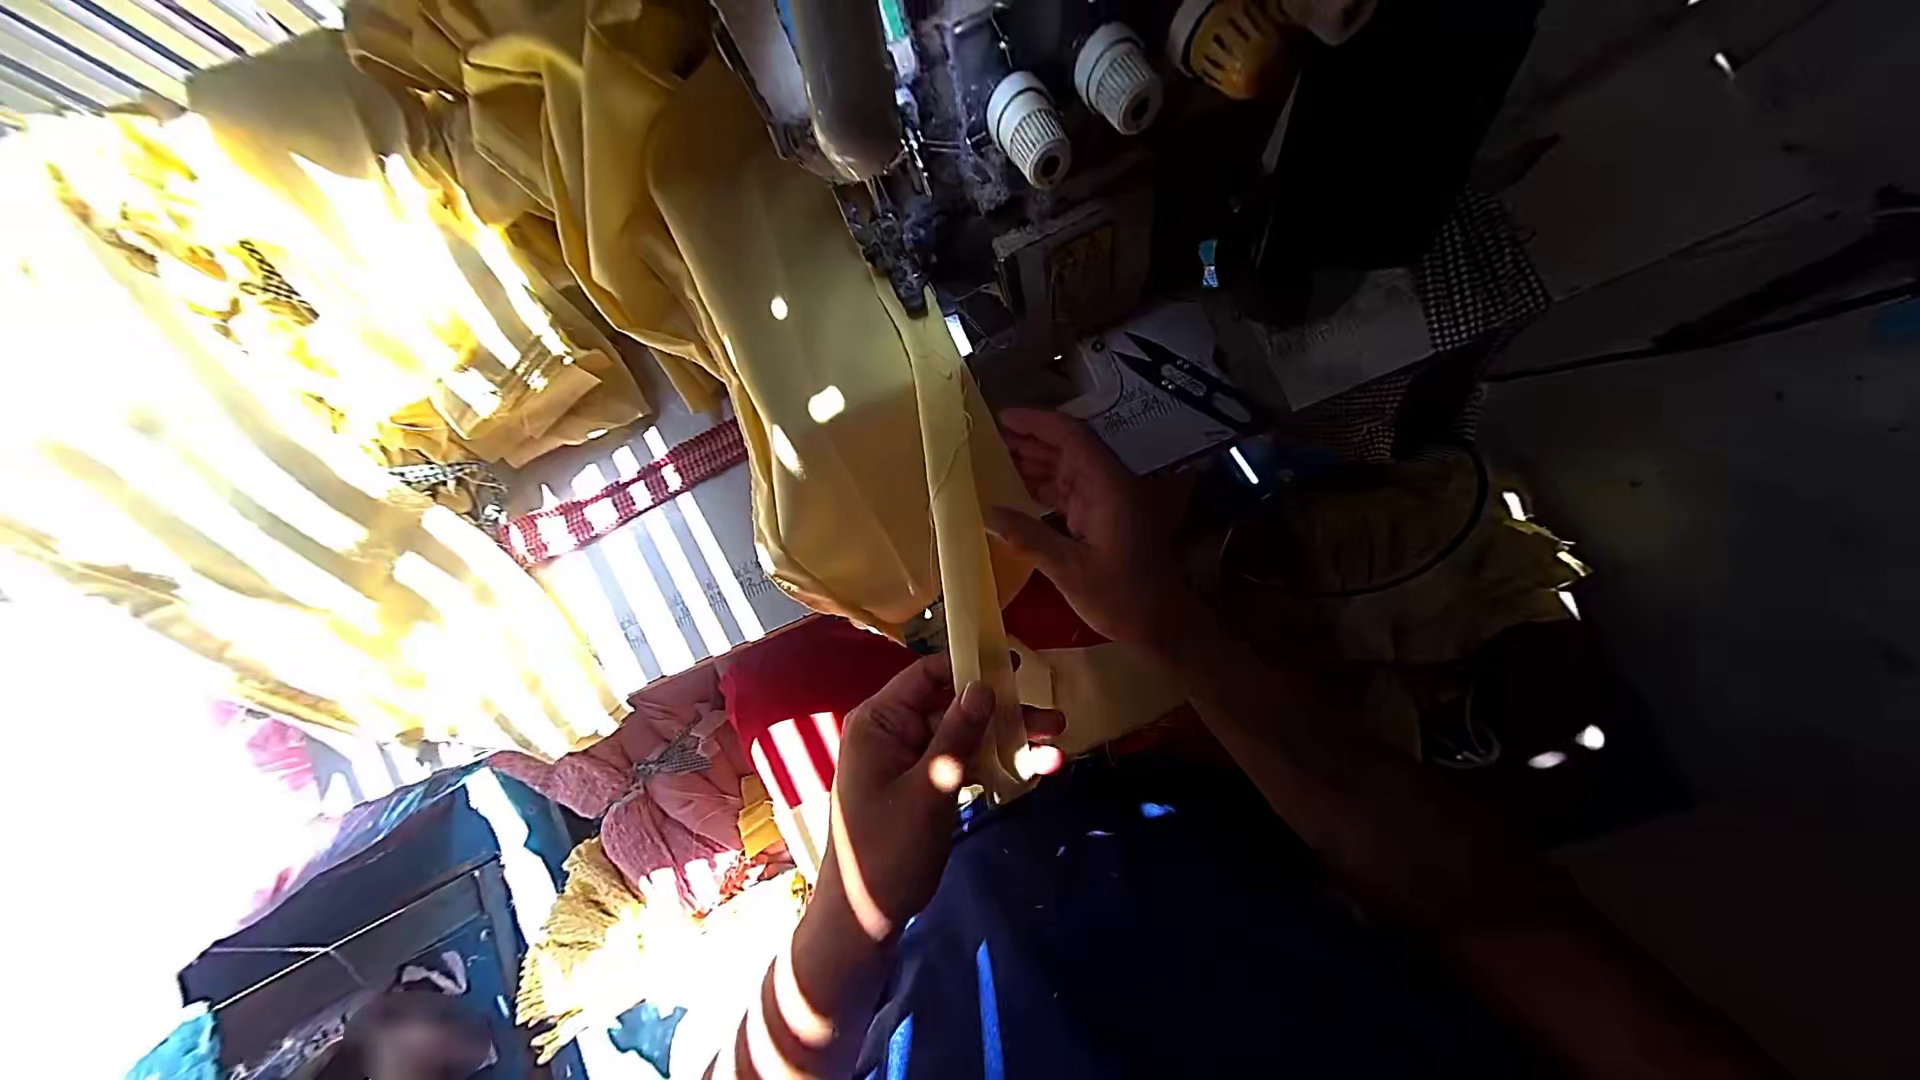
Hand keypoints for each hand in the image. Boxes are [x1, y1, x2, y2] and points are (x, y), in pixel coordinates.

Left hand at [827, 653, 1063, 938]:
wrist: (863, 922)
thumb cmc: (887, 851)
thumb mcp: (929, 790)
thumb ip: (957, 735)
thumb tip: (983, 685)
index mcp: (880, 721)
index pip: (927, 675)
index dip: (970, 667)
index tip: (1016, 668)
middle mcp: (895, 731)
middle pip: (955, 706)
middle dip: (1004, 714)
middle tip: (1053, 721)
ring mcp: (912, 758)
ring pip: (966, 736)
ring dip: (1009, 741)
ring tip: (1057, 749)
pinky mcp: (927, 783)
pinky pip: (964, 762)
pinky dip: (995, 765)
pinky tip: (1036, 770)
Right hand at [988, 408, 1200, 654]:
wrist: (1160, 623)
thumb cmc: (1121, 597)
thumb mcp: (1070, 571)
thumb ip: (1029, 537)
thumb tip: (989, 513)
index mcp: (1107, 487)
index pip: (1071, 437)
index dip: (1037, 422)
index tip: (1002, 416)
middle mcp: (1109, 484)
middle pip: (1067, 447)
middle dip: (1029, 439)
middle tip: (986, 437)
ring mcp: (1106, 499)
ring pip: (1066, 466)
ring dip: (1033, 460)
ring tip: (993, 457)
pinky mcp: (1102, 515)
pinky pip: (1068, 489)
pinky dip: (1042, 485)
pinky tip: (1016, 487)